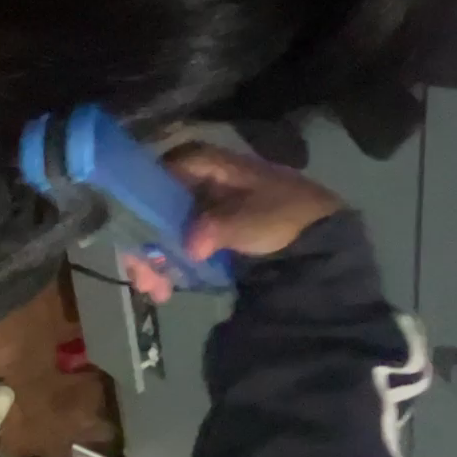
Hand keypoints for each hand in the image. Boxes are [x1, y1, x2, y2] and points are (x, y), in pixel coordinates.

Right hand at [123, 144, 342, 301]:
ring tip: (154, 290)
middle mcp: (196, 183)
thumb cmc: (285, 218)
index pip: (159, 170)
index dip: (141, 196)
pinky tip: (164, 289)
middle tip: (143, 275)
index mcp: (208, 166)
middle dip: (145, 243)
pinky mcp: (203, 232)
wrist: (323, 243)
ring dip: (153, 260)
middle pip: (153, 207)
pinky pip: (172, 244)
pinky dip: (167, 266)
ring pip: (159, 230)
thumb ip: (213, 229)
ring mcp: (199, 208)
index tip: (134, 227)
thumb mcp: (248, 221)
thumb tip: (191, 248)